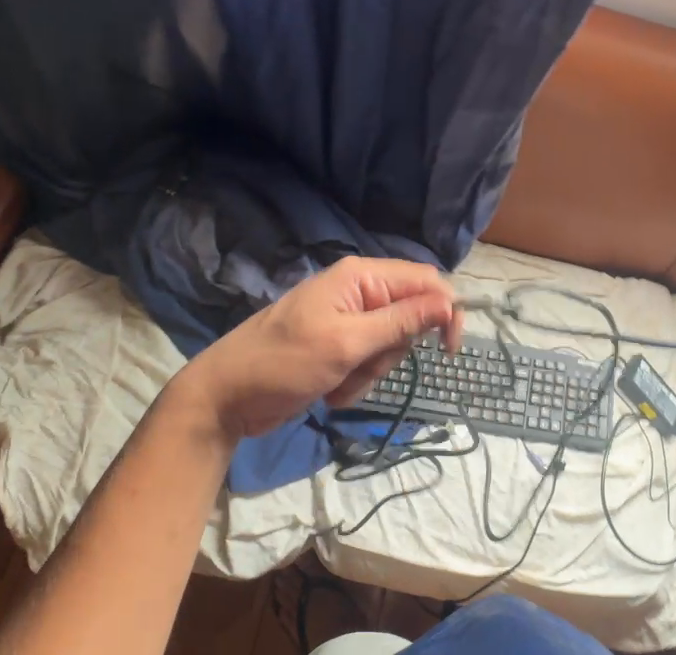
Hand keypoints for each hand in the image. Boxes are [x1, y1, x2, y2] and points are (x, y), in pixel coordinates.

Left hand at [173, 257, 461, 439]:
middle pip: (410, 317)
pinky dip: (356, 382)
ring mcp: (348, 321)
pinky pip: (369, 363)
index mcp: (361, 276)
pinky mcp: (338, 348)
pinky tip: (329, 391)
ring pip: (391, 346)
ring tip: (338, 382)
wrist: (225, 399)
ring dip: (371, 372)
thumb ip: (401, 321)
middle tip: (363, 364)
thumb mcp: (347, 343)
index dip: (444, 310)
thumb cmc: (283, 363)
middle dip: (393, 351)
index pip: (425, 281)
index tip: (449, 350)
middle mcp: (359, 292)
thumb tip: (450, 302)